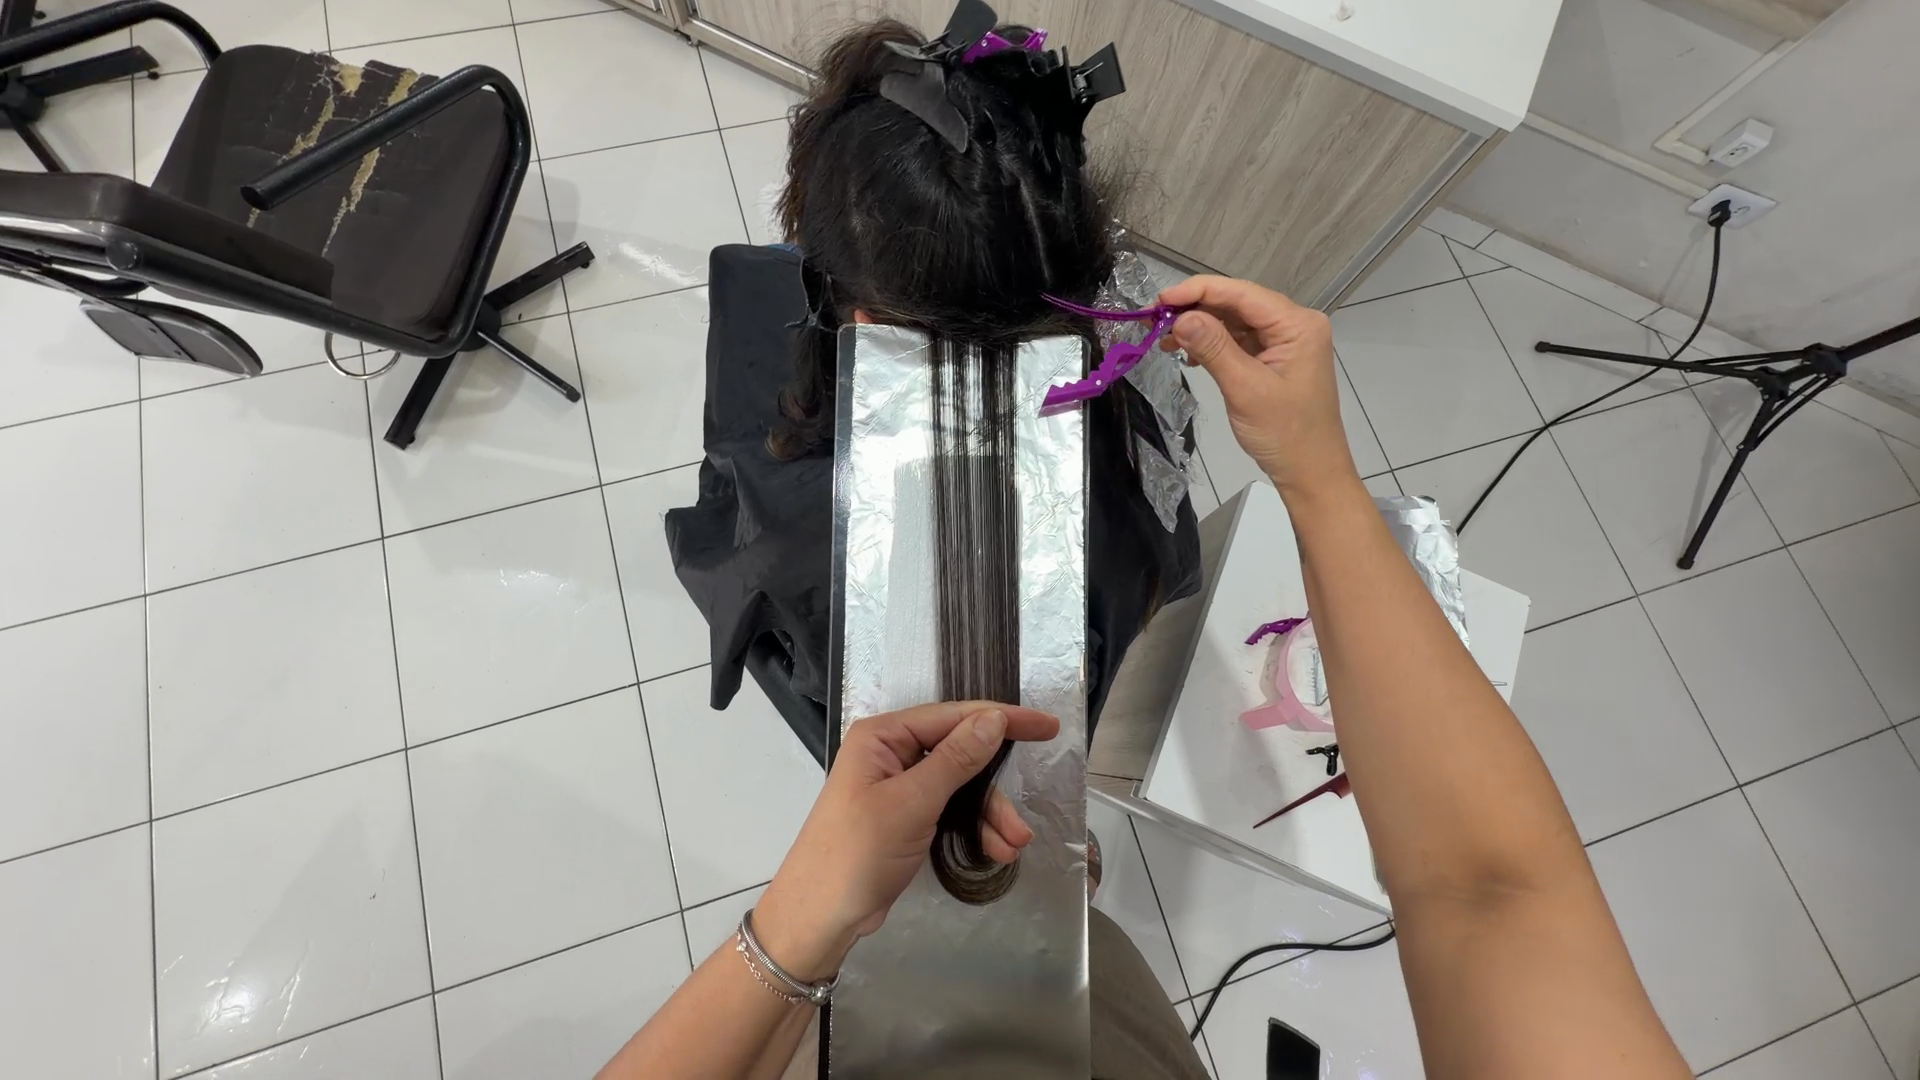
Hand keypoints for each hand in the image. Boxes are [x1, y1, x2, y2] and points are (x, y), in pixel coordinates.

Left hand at [750, 701, 1059, 981]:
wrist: (818, 920)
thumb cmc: (858, 852)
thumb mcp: (912, 803)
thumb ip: (956, 758)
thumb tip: (994, 717)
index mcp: (884, 736)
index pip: (954, 716)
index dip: (1003, 719)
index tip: (1047, 726)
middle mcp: (891, 753)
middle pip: (960, 752)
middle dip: (994, 786)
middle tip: (1032, 802)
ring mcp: (898, 786)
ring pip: (959, 786)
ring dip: (988, 814)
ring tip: (1015, 844)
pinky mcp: (904, 817)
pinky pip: (949, 810)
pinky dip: (973, 829)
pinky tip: (996, 852)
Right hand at [1160, 275, 1361, 501]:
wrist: (1310, 470)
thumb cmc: (1284, 433)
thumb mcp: (1246, 389)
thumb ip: (1214, 348)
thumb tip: (1181, 317)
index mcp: (1297, 324)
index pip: (1241, 293)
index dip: (1198, 291)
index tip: (1159, 300)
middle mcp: (1293, 324)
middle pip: (1237, 303)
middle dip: (1195, 308)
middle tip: (1154, 321)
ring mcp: (1284, 342)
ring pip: (1234, 321)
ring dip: (1199, 327)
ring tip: (1164, 339)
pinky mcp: (1273, 359)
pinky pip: (1238, 340)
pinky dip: (1211, 344)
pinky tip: (1189, 353)